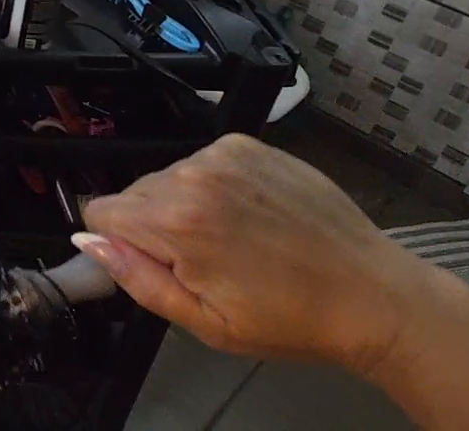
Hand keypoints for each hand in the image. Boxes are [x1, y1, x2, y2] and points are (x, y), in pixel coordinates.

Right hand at [75, 133, 441, 380]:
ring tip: (234, 235)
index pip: (101, 212)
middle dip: (153, 223)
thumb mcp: (207, 324)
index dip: (122, 243)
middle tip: (205, 258)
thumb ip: (137, 280)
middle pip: (133, 193)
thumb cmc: (291, 321)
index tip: (160, 264)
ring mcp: (220, 155)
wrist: (379, 298)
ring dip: (184, 202)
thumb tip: (88, 241)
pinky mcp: (245, 145)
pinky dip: (214, 184)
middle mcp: (190, 175)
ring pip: (166, 176)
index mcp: (175, 222)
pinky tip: (250, 212)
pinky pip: (201, 160)